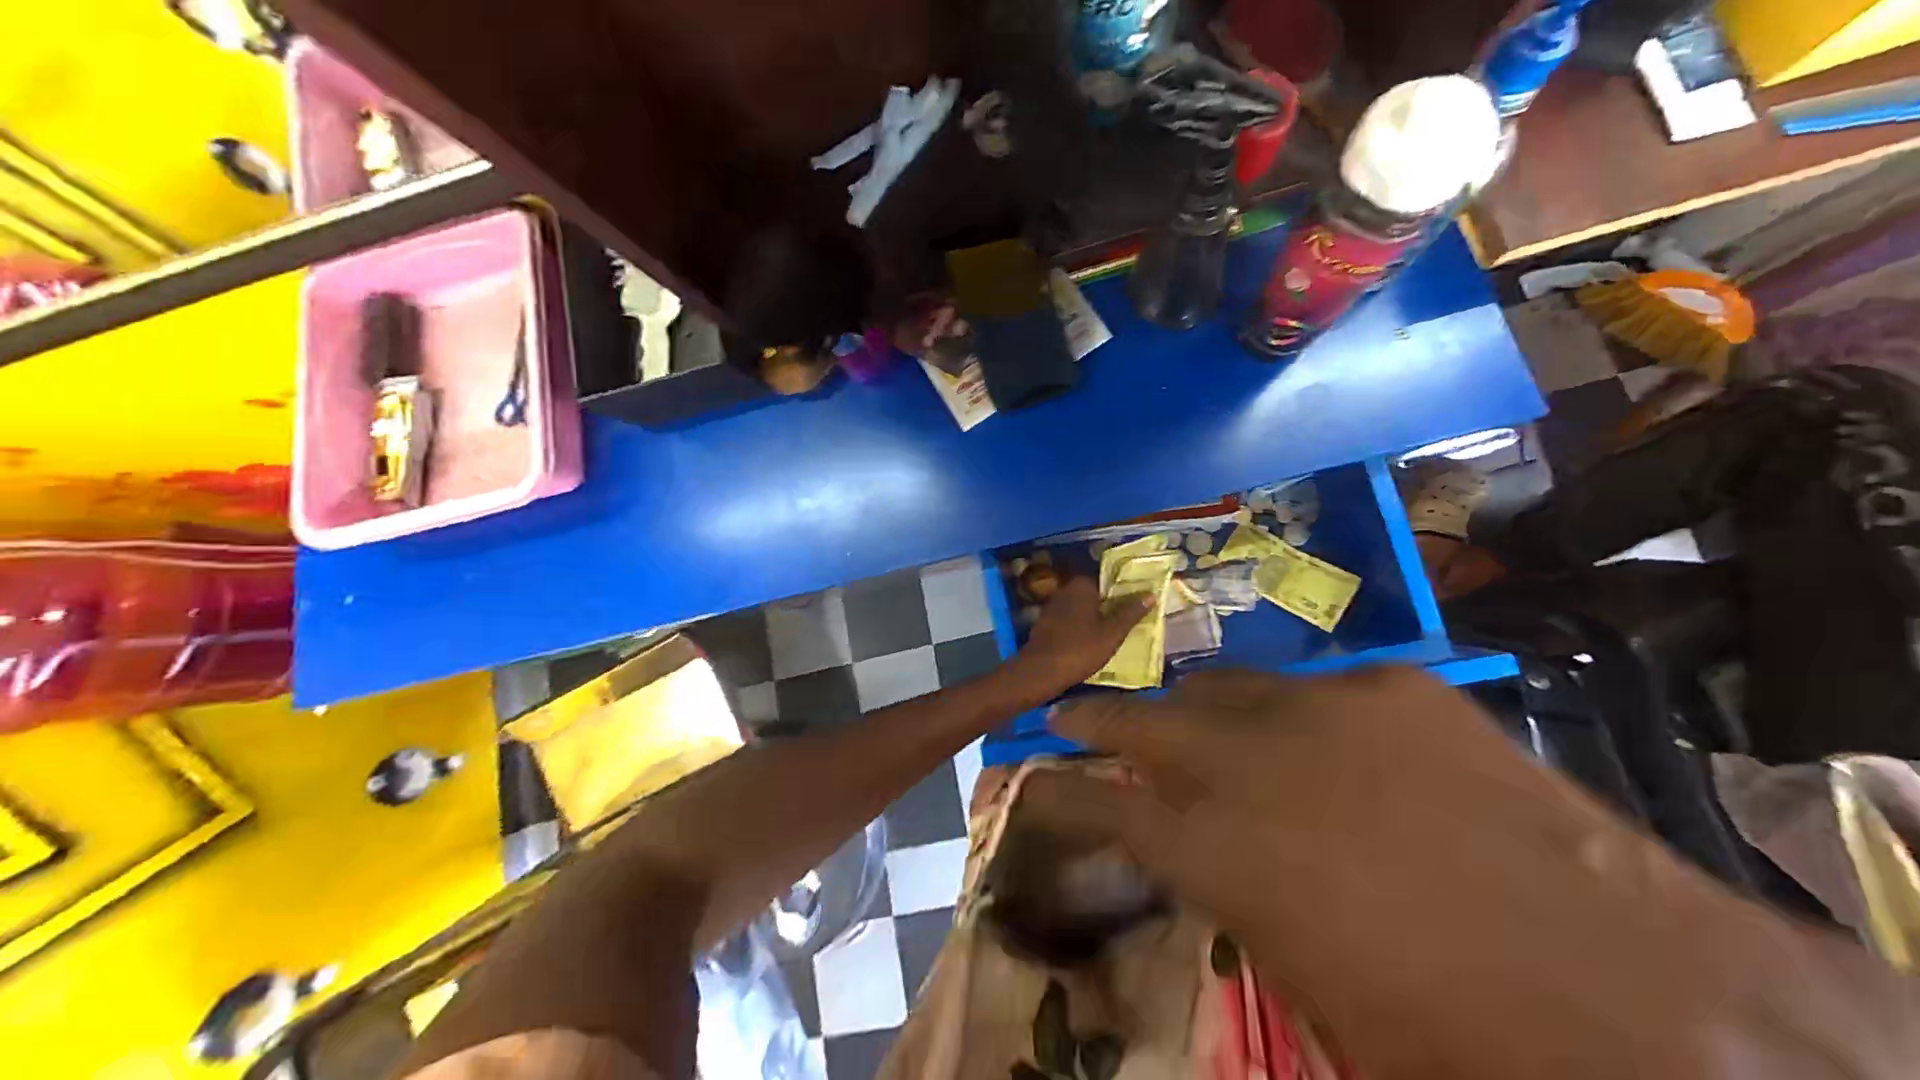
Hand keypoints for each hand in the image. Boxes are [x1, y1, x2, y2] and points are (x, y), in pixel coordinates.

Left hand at [1007, 577, 1151, 697]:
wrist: (1041, 670)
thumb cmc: (1081, 648)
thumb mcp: (1113, 632)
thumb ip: (1131, 612)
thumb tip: (1151, 594)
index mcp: (1081, 585)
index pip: (1106, 580)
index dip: (1122, 591)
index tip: (1136, 602)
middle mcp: (1065, 590)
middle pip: (1093, 594)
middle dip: (1108, 605)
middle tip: (1128, 619)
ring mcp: (1052, 607)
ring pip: (1080, 608)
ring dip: (1093, 617)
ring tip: (1112, 631)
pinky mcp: (1045, 624)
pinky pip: (1069, 620)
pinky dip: (1079, 627)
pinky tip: (1089, 641)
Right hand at [1021, 668, 1888, 1079]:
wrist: (1657, 1000)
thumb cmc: (1454, 1040)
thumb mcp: (1305, 989)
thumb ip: (1232, 898)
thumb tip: (1201, 855)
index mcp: (1218, 848)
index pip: (1098, 804)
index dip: (1053, 791)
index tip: (1027, 779)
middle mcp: (1252, 759)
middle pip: (1141, 718)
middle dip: (1096, 718)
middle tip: (1073, 714)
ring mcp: (1327, 706)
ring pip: (1220, 684)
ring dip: (1194, 709)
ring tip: (1191, 725)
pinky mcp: (1398, 686)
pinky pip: (1316, 686)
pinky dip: (1296, 713)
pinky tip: (1324, 744)